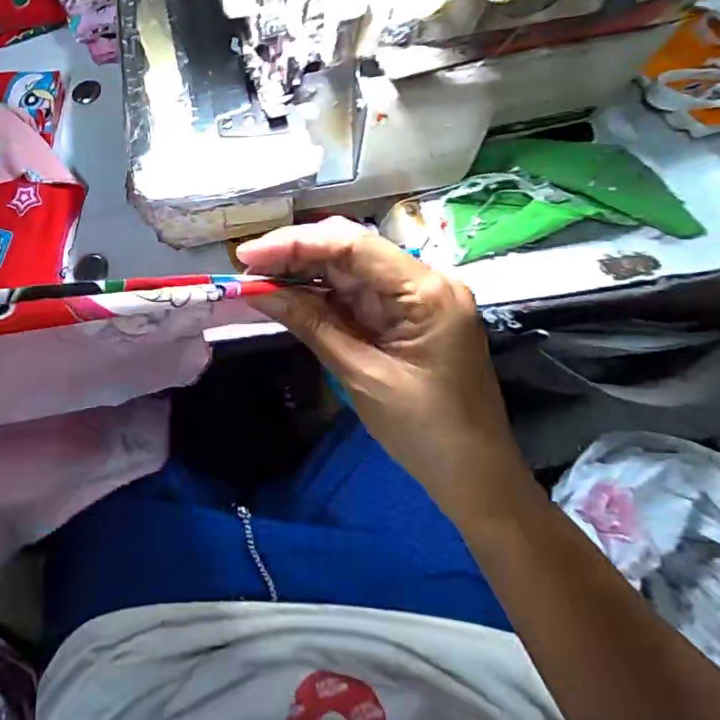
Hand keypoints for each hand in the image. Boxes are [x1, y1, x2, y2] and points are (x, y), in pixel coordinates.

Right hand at [237, 218, 535, 515]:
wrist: (474, 476)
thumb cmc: (425, 430)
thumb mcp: (360, 374)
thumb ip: (311, 323)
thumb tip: (258, 291)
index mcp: (426, 290)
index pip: (353, 246)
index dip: (296, 243)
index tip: (248, 255)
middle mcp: (424, 281)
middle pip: (350, 250)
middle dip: (295, 254)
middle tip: (245, 267)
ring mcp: (414, 298)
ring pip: (348, 269)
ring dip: (302, 272)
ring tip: (257, 279)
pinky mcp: (403, 316)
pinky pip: (355, 293)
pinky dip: (319, 293)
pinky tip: (287, 293)